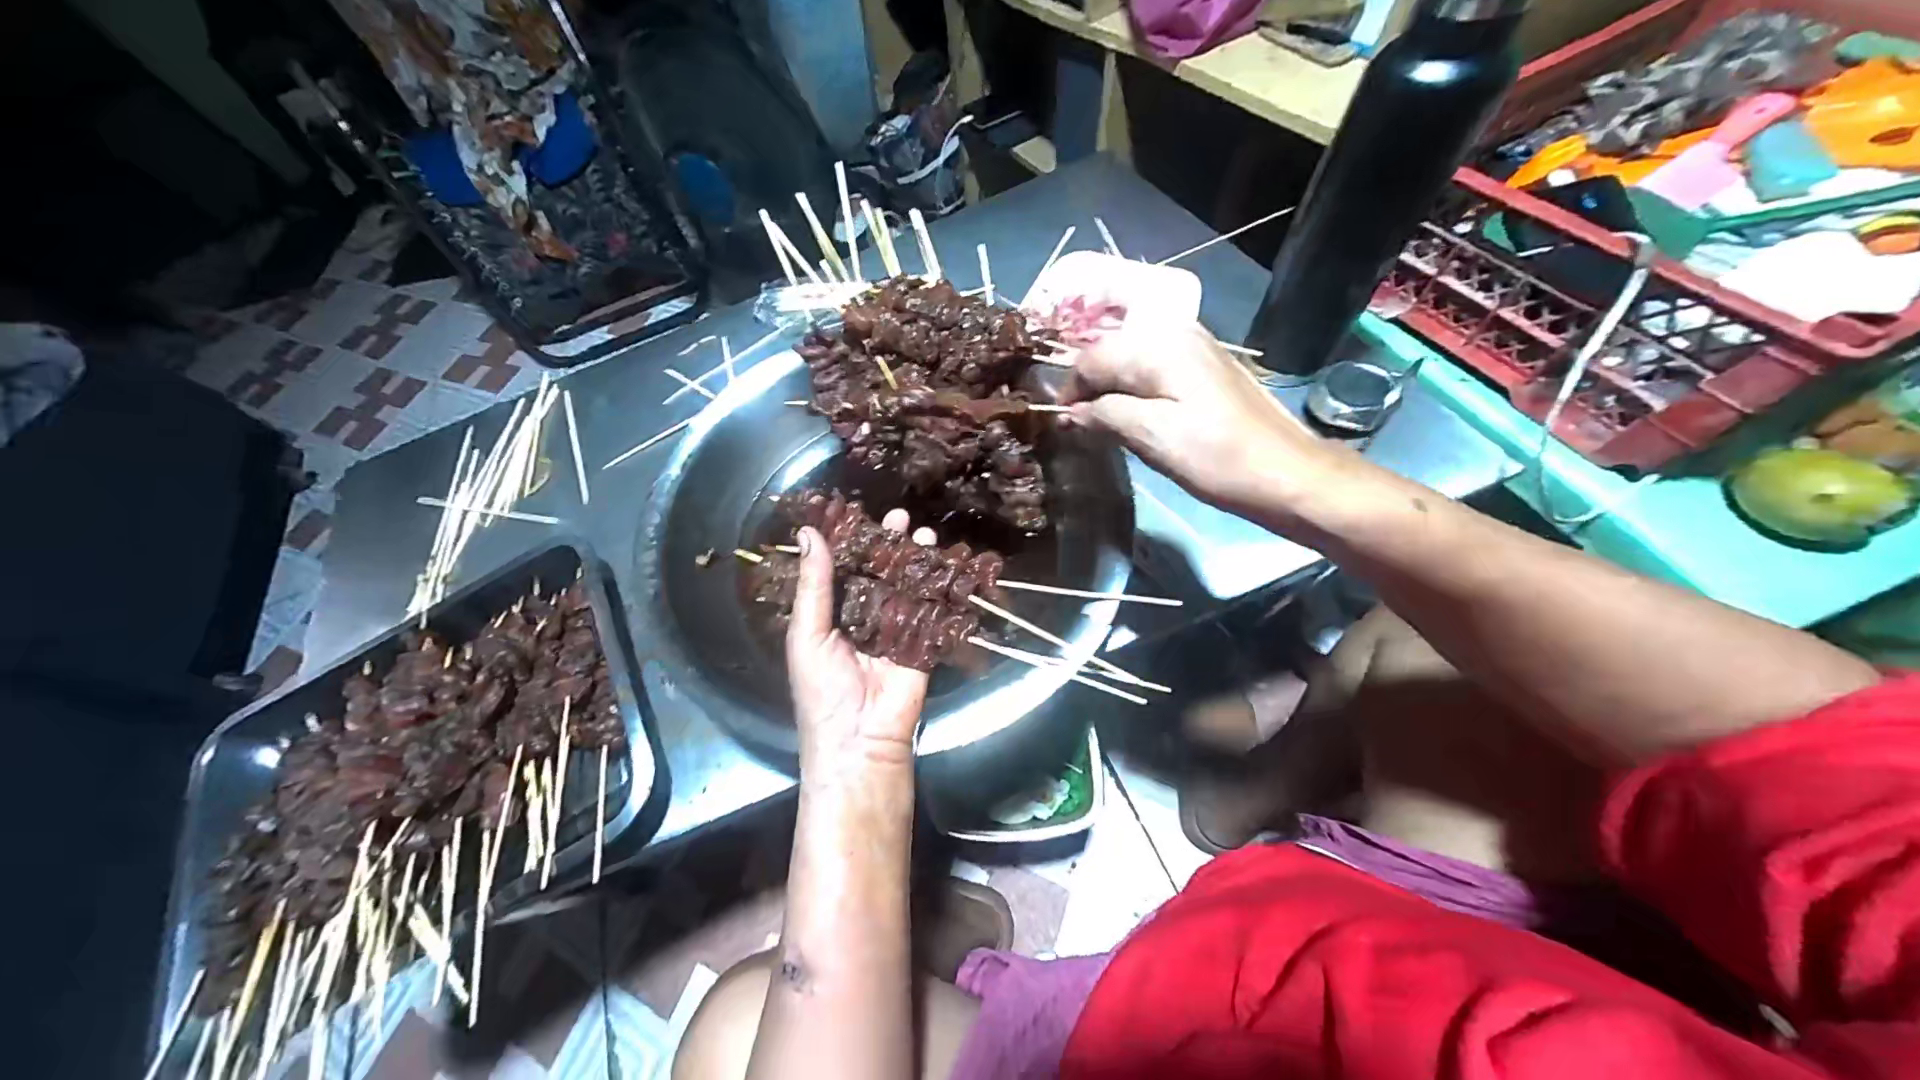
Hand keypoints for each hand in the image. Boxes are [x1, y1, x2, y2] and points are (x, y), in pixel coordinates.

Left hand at [786, 510, 931, 778]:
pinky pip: (932, 609)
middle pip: (882, 571)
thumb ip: (813, 584)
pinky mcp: (924, 641)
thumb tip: (808, 533)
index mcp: (834, 614)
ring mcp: (898, 627)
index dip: (855, 541)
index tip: (863, 513)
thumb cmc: (822, 689)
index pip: (845, 568)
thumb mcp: (807, 633)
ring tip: (924, 534)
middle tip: (900, 518)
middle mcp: (867, 615)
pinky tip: (947, 564)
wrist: (859, 739)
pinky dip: (940, 586)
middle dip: (892, 544)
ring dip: (917, 559)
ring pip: (909, 584)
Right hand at [1061, 317, 1355, 529]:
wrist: (1287, 474)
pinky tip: (1134, 415)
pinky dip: (1136, 388)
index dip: (1069, 389)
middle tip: (1077, 423)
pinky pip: (1156, 368)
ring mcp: (1197, 348)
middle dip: (1089, 384)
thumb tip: (1071, 412)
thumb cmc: (1216, 458)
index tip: (1060, 423)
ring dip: (1111, 386)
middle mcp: (1176, 333)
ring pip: (1134, 359)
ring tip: (1101, 422)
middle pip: (1112, 349)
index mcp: (1159, 345)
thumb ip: (1104, 415)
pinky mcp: (1208, 368)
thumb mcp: (1151, 437)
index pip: (1092, 356)